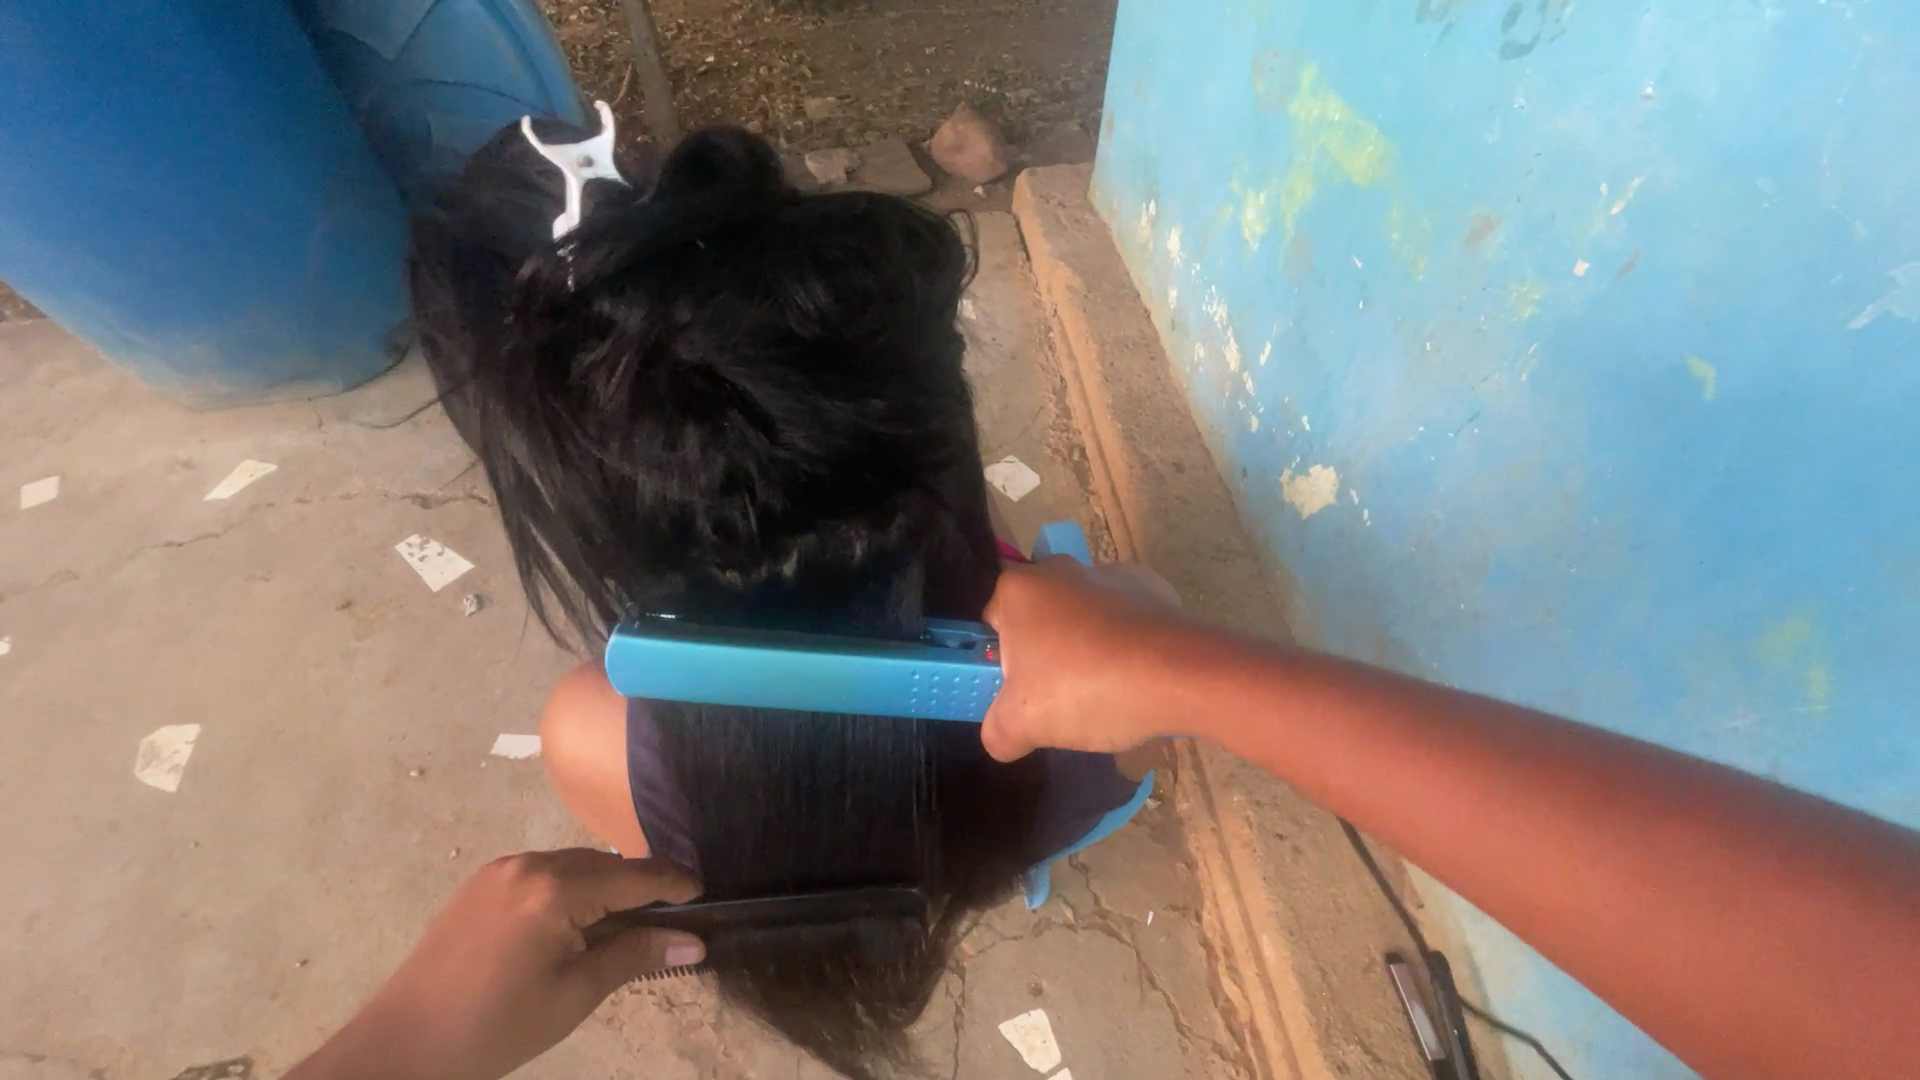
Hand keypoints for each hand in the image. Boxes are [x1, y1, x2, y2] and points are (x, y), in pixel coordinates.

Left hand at [288, 849, 703, 1079]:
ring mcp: (503, 869)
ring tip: (624, 922)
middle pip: (607, 864)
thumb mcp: (574, 995)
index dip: (673, 883)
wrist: (394, 1055)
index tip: (703, 893)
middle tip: (670, 914)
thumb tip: (695, 941)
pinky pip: (546, 872)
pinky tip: (575, 920)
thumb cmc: (493, 1031)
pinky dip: (572, 888)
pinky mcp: (483, 882)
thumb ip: (636, 955)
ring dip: (605, 887)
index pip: (634, 876)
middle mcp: (532, 863)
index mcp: (556, 888)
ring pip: (577, 865)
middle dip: (641, 886)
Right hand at [981, 557, 1186, 761]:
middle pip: (1036, 616)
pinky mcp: (1150, 587)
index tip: (1016, 692)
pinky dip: (1123, 641)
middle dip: (1042, 653)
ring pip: (1081, 615)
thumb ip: (997, 731)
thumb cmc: (1085, 687)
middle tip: (1055, 696)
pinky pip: (1122, 618)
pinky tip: (1134, 675)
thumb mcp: (1023, 724)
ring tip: (1102, 693)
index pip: (991, 622)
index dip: (998, 660)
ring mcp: (1108, 573)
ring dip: (1084, 646)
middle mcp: (1059, 569)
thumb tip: (1000, 736)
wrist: (1179, 675)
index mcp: (1018, 589)